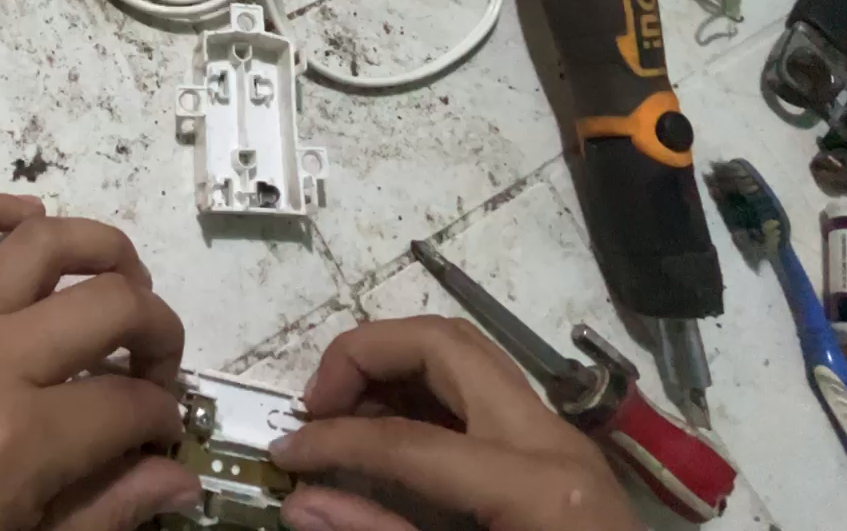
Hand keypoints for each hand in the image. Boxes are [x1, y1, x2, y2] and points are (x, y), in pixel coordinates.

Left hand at [0, 194, 198, 530]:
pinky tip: (32, 214)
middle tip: (158, 361)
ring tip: (127, 277)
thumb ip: (108, 512)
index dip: (164, 416)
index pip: (128, 403)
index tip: (167, 433)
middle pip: (106, 303)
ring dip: (100, 245)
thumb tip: (181, 476)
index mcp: (19, 438)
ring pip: (40, 243)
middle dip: (157, 326)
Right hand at [271, 316, 638, 530]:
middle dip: (365, 355)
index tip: (286, 448)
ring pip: (460, 347)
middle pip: (441, 344)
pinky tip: (388, 422)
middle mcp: (552, 439)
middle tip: (319, 400)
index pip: (408, 439)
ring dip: (392, 360)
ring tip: (346, 405)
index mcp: (536, 488)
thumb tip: (298, 503)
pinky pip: (475, 382)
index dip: (334, 440)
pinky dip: (420, 385)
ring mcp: (560, 436)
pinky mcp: (555, 446)